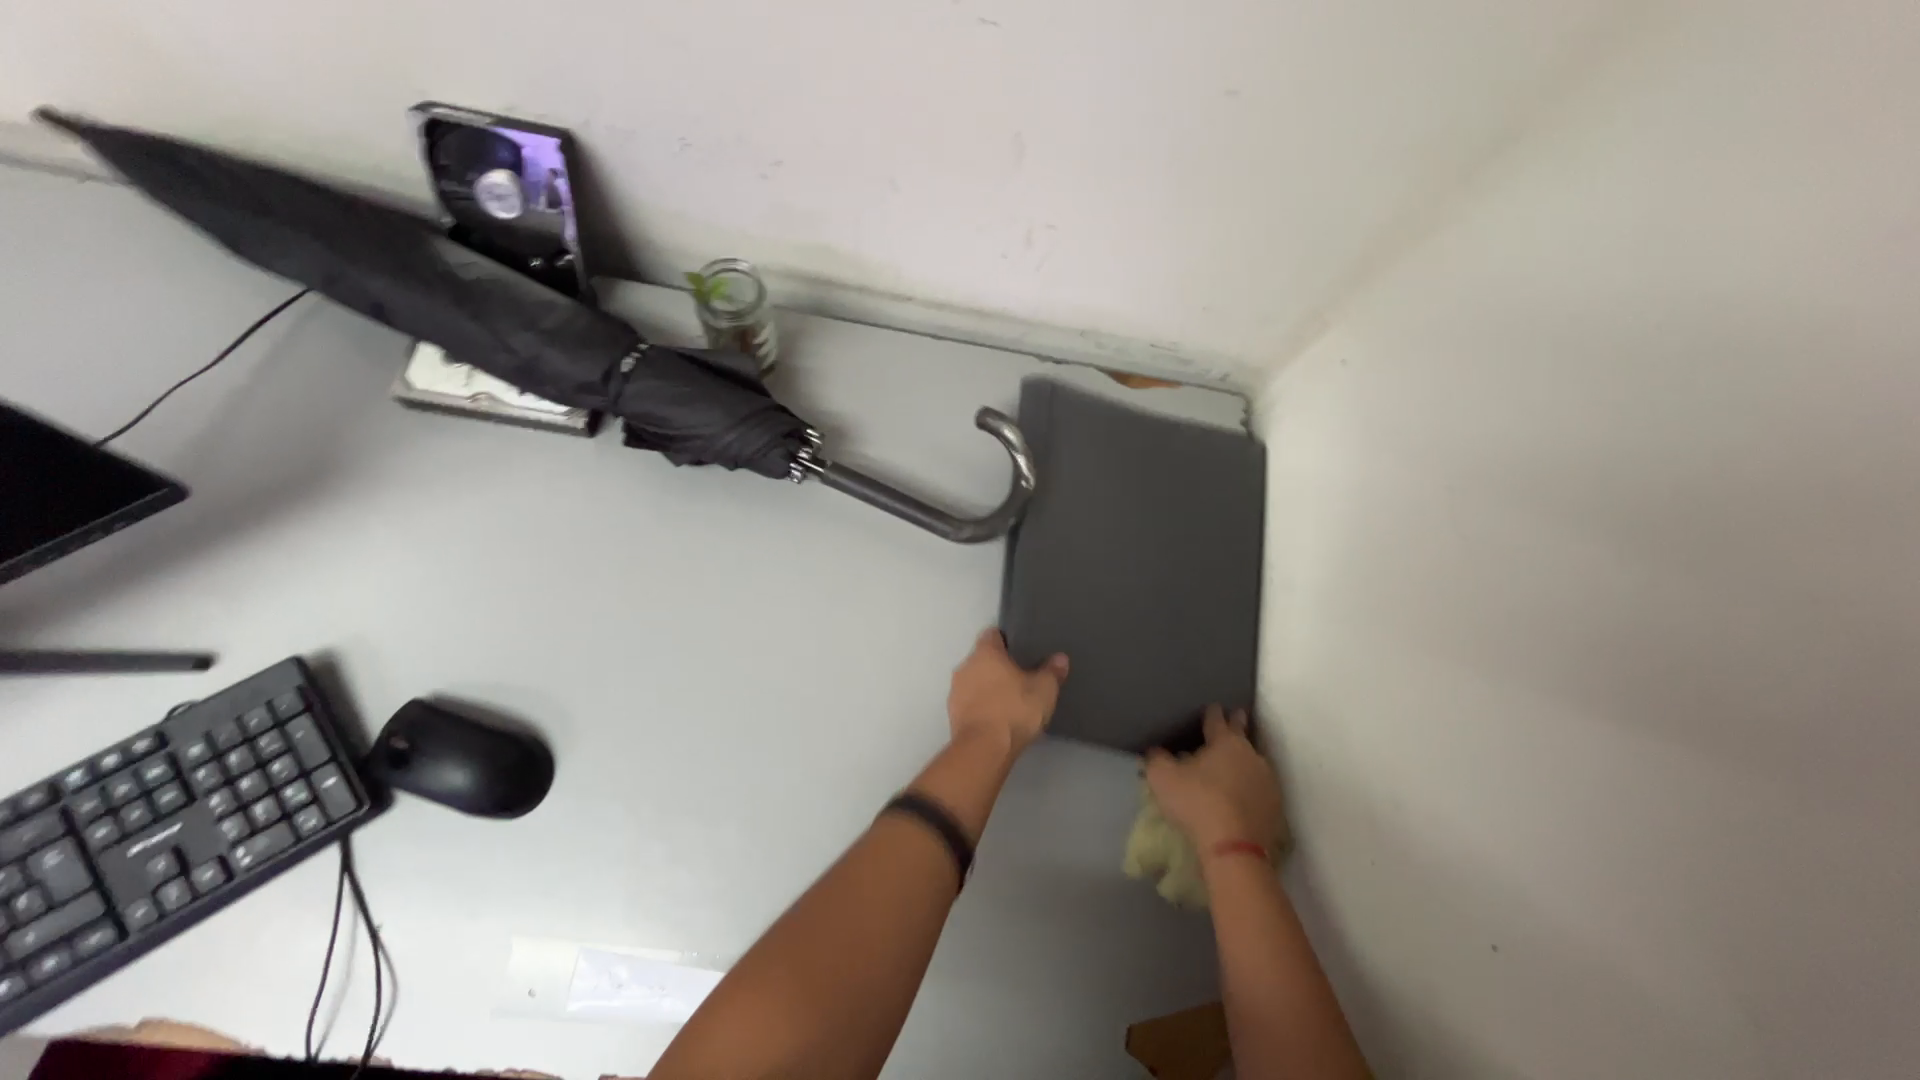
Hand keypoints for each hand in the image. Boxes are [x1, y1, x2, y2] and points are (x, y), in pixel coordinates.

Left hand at [947, 629, 1068, 757]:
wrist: (984, 748)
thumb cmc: (1014, 710)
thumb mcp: (1044, 690)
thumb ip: (1052, 672)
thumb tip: (1059, 658)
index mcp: (985, 653)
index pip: (992, 634)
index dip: (1006, 640)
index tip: (1019, 649)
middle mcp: (965, 666)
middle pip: (982, 658)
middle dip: (997, 666)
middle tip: (1019, 677)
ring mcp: (955, 691)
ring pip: (973, 681)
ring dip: (987, 687)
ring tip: (1008, 700)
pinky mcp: (952, 714)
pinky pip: (969, 702)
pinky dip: (980, 706)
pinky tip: (996, 718)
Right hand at [1145, 705, 1284, 851]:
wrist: (1234, 846)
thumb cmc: (1196, 802)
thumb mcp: (1162, 778)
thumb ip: (1156, 759)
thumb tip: (1154, 751)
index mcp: (1225, 742)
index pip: (1217, 719)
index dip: (1212, 713)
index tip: (1213, 706)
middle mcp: (1251, 755)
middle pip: (1242, 734)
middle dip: (1237, 724)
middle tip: (1237, 715)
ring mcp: (1267, 781)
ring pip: (1254, 762)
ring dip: (1244, 759)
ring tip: (1236, 761)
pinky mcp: (1275, 806)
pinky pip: (1260, 788)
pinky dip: (1251, 786)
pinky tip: (1244, 793)